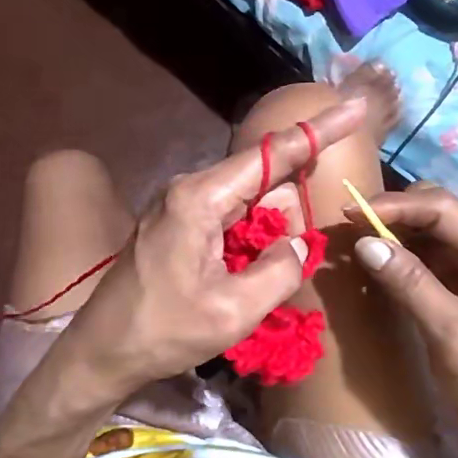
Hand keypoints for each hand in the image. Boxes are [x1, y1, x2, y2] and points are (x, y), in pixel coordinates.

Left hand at [58, 94, 370, 403]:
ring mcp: (180, 202)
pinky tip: (237, 272)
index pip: (272, 154)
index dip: (318, 131)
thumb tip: (295, 243)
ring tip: (242, 281)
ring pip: (248, 199)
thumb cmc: (164, 331)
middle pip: (263, 180)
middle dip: (284, 216)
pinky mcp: (178, 220)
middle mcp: (189, 187)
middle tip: (269, 270)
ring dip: (264, 234)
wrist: (102, 350)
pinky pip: (229, 214)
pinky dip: (247, 237)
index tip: (355, 106)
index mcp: (199, 198)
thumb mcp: (234, 311)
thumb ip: (280, 270)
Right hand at [346, 183, 457, 421]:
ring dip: (390, 227)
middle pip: (435, 207)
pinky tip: (372, 254)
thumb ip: (408, 281)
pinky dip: (394, 246)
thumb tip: (363, 242)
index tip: (350, 213)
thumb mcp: (447, 328)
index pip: (443, 209)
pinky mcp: (454, 273)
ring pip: (424, 223)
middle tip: (351, 225)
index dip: (396, 205)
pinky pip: (419, 246)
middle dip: (393, 211)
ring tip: (355, 236)